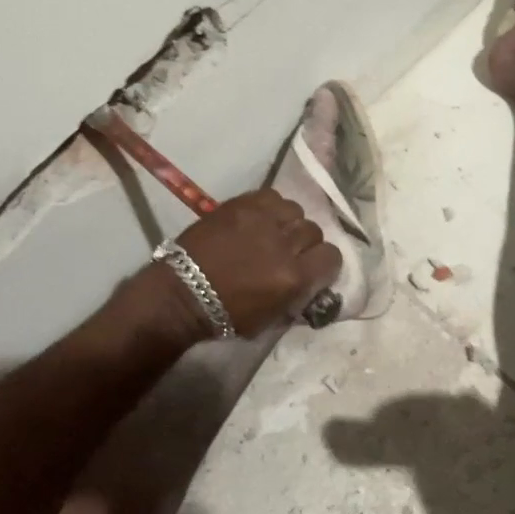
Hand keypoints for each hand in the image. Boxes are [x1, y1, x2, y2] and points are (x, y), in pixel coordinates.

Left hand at [171, 188, 341, 337]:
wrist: (183, 292)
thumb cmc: (226, 314)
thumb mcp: (271, 318)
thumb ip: (297, 294)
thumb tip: (310, 280)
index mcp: (294, 277)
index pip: (331, 256)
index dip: (323, 262)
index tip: (312, 266)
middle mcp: (283, 244)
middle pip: (313, 230)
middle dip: (304, 242)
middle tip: (288, 250)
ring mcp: (261, 219)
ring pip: (294, 209)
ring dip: (287, 221)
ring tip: (272, 231)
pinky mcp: (240, 204)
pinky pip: (271, 195)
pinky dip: (269, 206)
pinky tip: (258, 218)